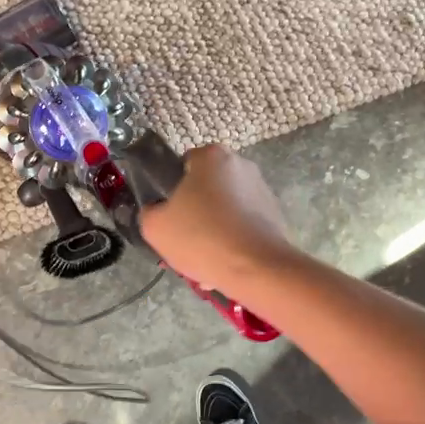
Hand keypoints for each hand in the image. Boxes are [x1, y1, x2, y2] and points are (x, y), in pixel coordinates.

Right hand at [138, 145, 299, 294]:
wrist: (256, 268)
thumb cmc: (202, 237)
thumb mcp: (154, 226)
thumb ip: (149, 210)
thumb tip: (157, 210)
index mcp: (212, 155)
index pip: (183, 165)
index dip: (172, 191)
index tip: (170, 215)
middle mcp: (241, 163)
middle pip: (206, 187)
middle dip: (195, 212)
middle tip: (184, 240)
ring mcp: (262, 188)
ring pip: (226, 208)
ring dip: (214, 228)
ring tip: (205, 260)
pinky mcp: (275, 213)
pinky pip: (244, 223)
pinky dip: (234, 238)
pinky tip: (225, 262)